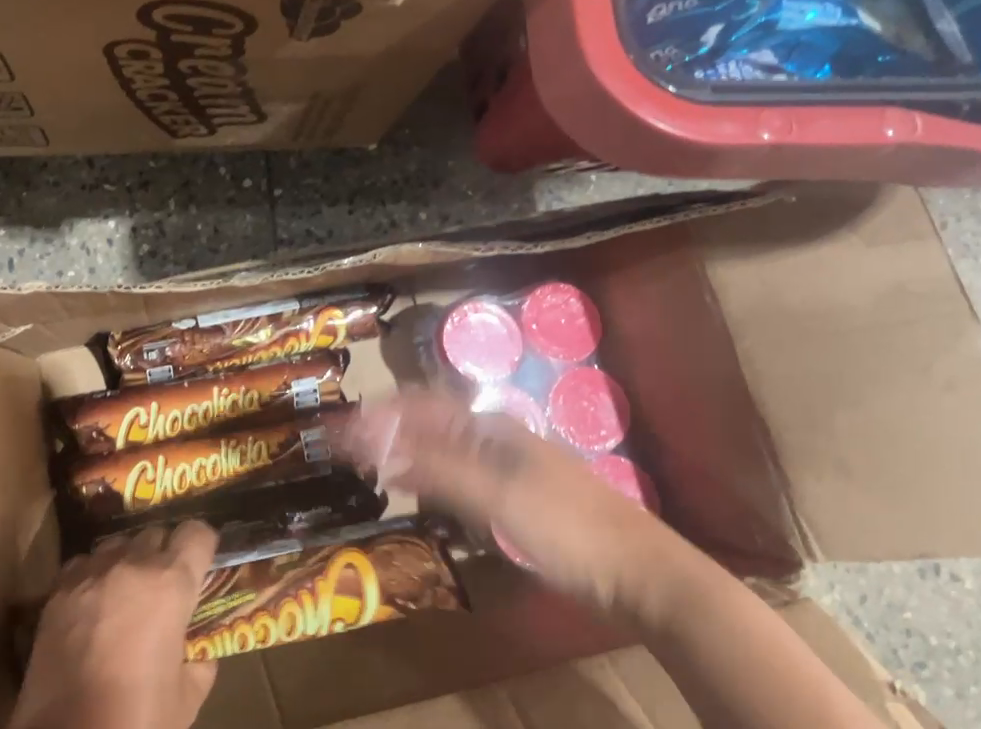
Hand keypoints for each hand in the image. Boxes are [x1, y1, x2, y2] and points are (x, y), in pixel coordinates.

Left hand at [10, 521, 220, 728]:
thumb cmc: (138, 716)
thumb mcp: (187, 696)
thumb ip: (200, 661)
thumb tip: (199, 649)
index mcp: (171, 583)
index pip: (197, 533)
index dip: (204, 545)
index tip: (204, 562)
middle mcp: (132, 564)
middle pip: (156, 534)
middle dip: (165, 553)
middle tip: (166, 587)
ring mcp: (91, 572)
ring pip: (118, 544)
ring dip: (129, 560)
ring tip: (128, 593)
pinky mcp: (59, 588)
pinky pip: (84, 563)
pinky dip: (94, 574)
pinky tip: (94, 603)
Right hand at [339, 389, 675, 621]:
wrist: (642, 574)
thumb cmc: (566, 529)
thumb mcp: (495, 497)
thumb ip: (434, 468)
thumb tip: (372, 441)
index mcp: (491, 428)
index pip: (420, 406)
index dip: (377, 413)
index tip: (338, 427)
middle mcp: (498, 437)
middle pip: (429, 424)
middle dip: (387, 429)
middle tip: (347, 447)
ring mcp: (511, 467)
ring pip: (445, 449)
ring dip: (407, 453)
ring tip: (373, 466)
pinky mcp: (520, 497)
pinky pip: (460, 475)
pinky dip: (431, 478)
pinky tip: (422, 494)